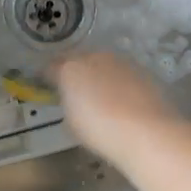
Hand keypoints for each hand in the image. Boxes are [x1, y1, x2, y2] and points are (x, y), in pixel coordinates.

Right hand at [52, 51, 182, 158]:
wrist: (146, 132)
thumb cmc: (99, 130)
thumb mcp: (71, 122)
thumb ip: (67, 104)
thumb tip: (71, 99)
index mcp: (70, 69)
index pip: (51, 67)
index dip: (46, 76)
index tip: (45, 85)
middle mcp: (95, 58)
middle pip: (78, 60)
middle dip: (73, 71)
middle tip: (72, 88)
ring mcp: (121, 62)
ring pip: (102, 64)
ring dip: (98, 74)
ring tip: (98, 94)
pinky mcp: (142, 71)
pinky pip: (122, 74)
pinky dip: (118, 82)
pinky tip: (121, 100)